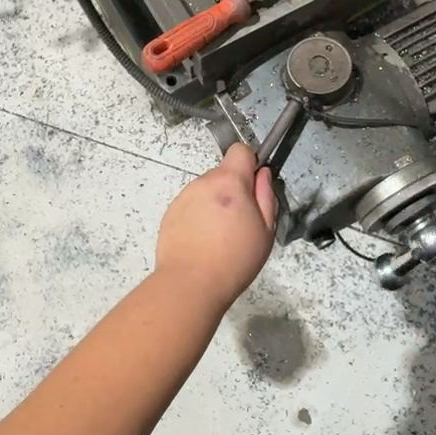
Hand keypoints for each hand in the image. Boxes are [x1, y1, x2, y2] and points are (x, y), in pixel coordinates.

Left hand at [153, 145, 277, 306]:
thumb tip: (262, 175)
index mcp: (230, 182)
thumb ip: (266, 196)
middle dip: (232, 190)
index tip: (253, 187)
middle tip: (239, 222)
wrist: (190, 284)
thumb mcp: (265, 230)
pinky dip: (198, 217)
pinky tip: (202, 243)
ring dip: (214, 204)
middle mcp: (203, 182)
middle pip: (222, 174)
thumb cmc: (234, 259)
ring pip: (206, 191)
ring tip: (219, 237)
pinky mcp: (170, 213)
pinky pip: (190, 206)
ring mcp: (183, 197)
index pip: (240, 151)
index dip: (249, 165)